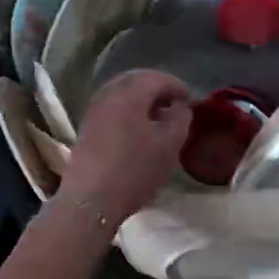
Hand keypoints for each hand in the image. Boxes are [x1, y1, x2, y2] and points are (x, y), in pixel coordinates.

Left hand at [60, 69, 192, 221]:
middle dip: (158, 88)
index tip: (192, 101)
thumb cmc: (135, 170)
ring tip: (158, 117)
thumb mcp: (170, 145)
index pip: (158, 78)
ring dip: (142, 99)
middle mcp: (108, 95)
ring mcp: (94, 110)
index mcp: (130, 93)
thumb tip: (180, 106)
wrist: (90, 201)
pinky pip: (112, 107)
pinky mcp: (87, 127)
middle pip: (136, 80)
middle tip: (175, 104)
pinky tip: (138, 128)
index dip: (178, 86)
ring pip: (122, 93)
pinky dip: (129, 110)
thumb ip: (180, 118)